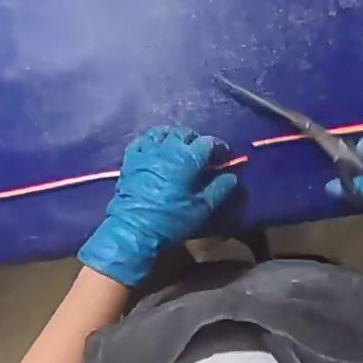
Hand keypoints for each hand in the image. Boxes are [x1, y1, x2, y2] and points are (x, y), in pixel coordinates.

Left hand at [78, 125, 236, 286]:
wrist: (134, 229)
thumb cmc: (171, 220)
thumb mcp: (202, 209)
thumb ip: (219, 189)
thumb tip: (232, 176)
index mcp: (188, 158)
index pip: (208, 142)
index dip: (219, 147)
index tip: (224, 156)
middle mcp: (168, 148)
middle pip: (185, 134)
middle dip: (196, 140)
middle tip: (201, 153)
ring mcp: (146, 150)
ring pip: (163, 132)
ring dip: (174, 136)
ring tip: (178, 147)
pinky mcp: (130, 158)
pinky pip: (142, 140)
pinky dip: (152, 140)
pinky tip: (155, 148)